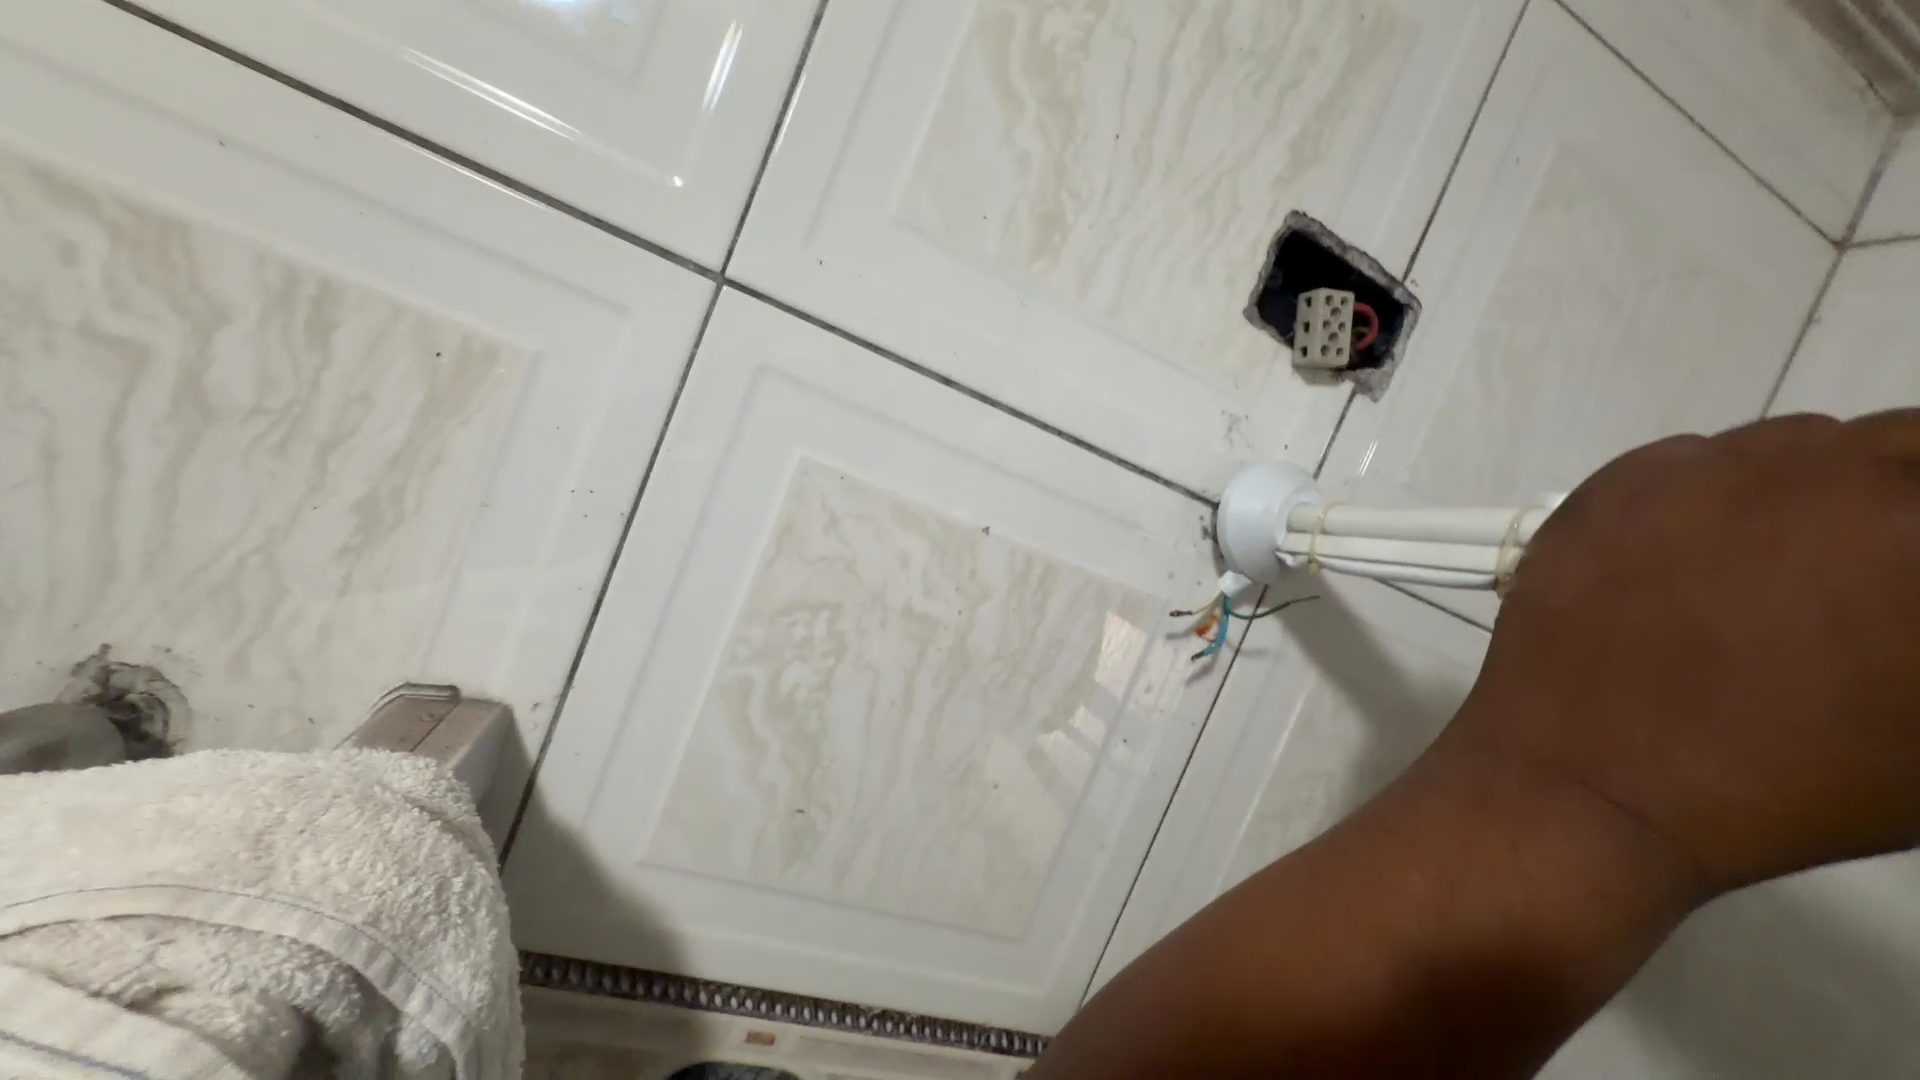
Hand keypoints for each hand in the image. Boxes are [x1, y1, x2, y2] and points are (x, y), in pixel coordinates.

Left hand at [1446, 410, 1919, 897]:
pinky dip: (1705, 495)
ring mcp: (1692, 475)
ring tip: (1772, 565)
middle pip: (1894, 446)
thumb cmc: (1784, 781)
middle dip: (1898, 497)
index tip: (1903, 573)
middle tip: (1865, 566)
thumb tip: (1899, 585)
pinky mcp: (1605, 489)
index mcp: (1916, 530)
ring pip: (1786, 444)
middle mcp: (1809, 476)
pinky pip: (1684, 462)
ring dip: (1801, 488)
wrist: (1588, 781)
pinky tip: (1688, 557)